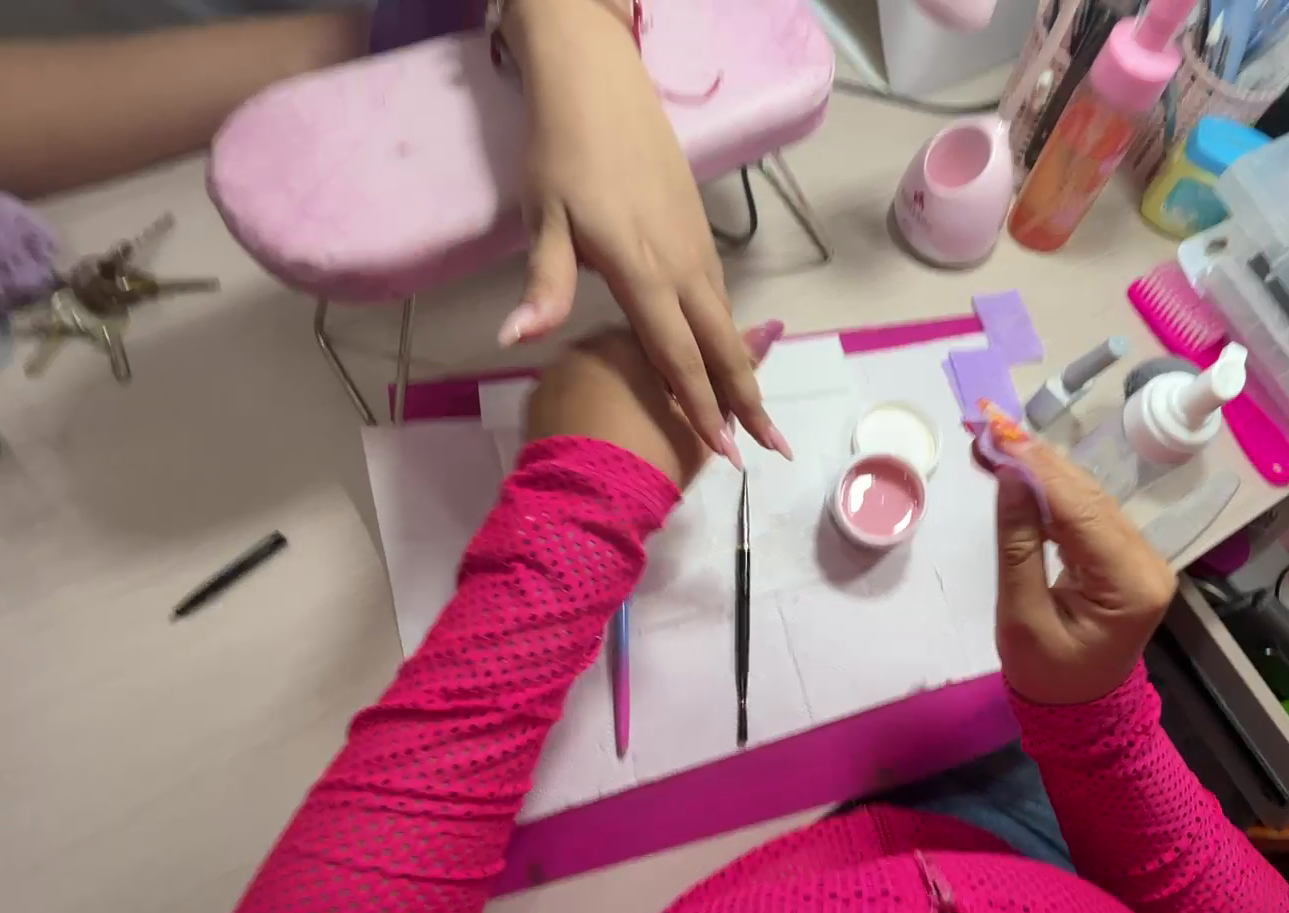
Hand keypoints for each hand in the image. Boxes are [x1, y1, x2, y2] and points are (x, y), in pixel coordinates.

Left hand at [498, 0, 788, 470]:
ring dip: (746, 375)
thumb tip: (516, 338)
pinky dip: (732, 341)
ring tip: (757, 416)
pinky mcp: (702, 241)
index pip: (680, 359)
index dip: (702, 410)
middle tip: (773, 447)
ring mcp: (699, 255)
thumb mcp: (544, 218)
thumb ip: (546, 284)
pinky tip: (732, 358)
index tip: (726, 452)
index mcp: (645, 275)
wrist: (600, 84)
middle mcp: (684, 272)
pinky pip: (723, 303)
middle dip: (749, 403)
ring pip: (729, 328)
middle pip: (724, 350)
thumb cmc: (563, 154)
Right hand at [987, 411, 1178, 704]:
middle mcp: (1147, 562)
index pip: (1082, 511)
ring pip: (1089, 499)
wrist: (1078, 710)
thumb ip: (1018, 544)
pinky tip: (1023, 471)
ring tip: (999, 442)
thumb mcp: (1021, 615)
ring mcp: (1140, 557)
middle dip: (1039, 461)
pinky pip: (1087, 514)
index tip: (999, 435)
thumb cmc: (1046, 675)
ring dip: (1043, 470)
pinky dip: (1053, 491)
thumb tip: (1010, 477)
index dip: (1040, 469)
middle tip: (991, 429)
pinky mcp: (1124, 556)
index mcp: (1131, 583)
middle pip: (1090, 497)